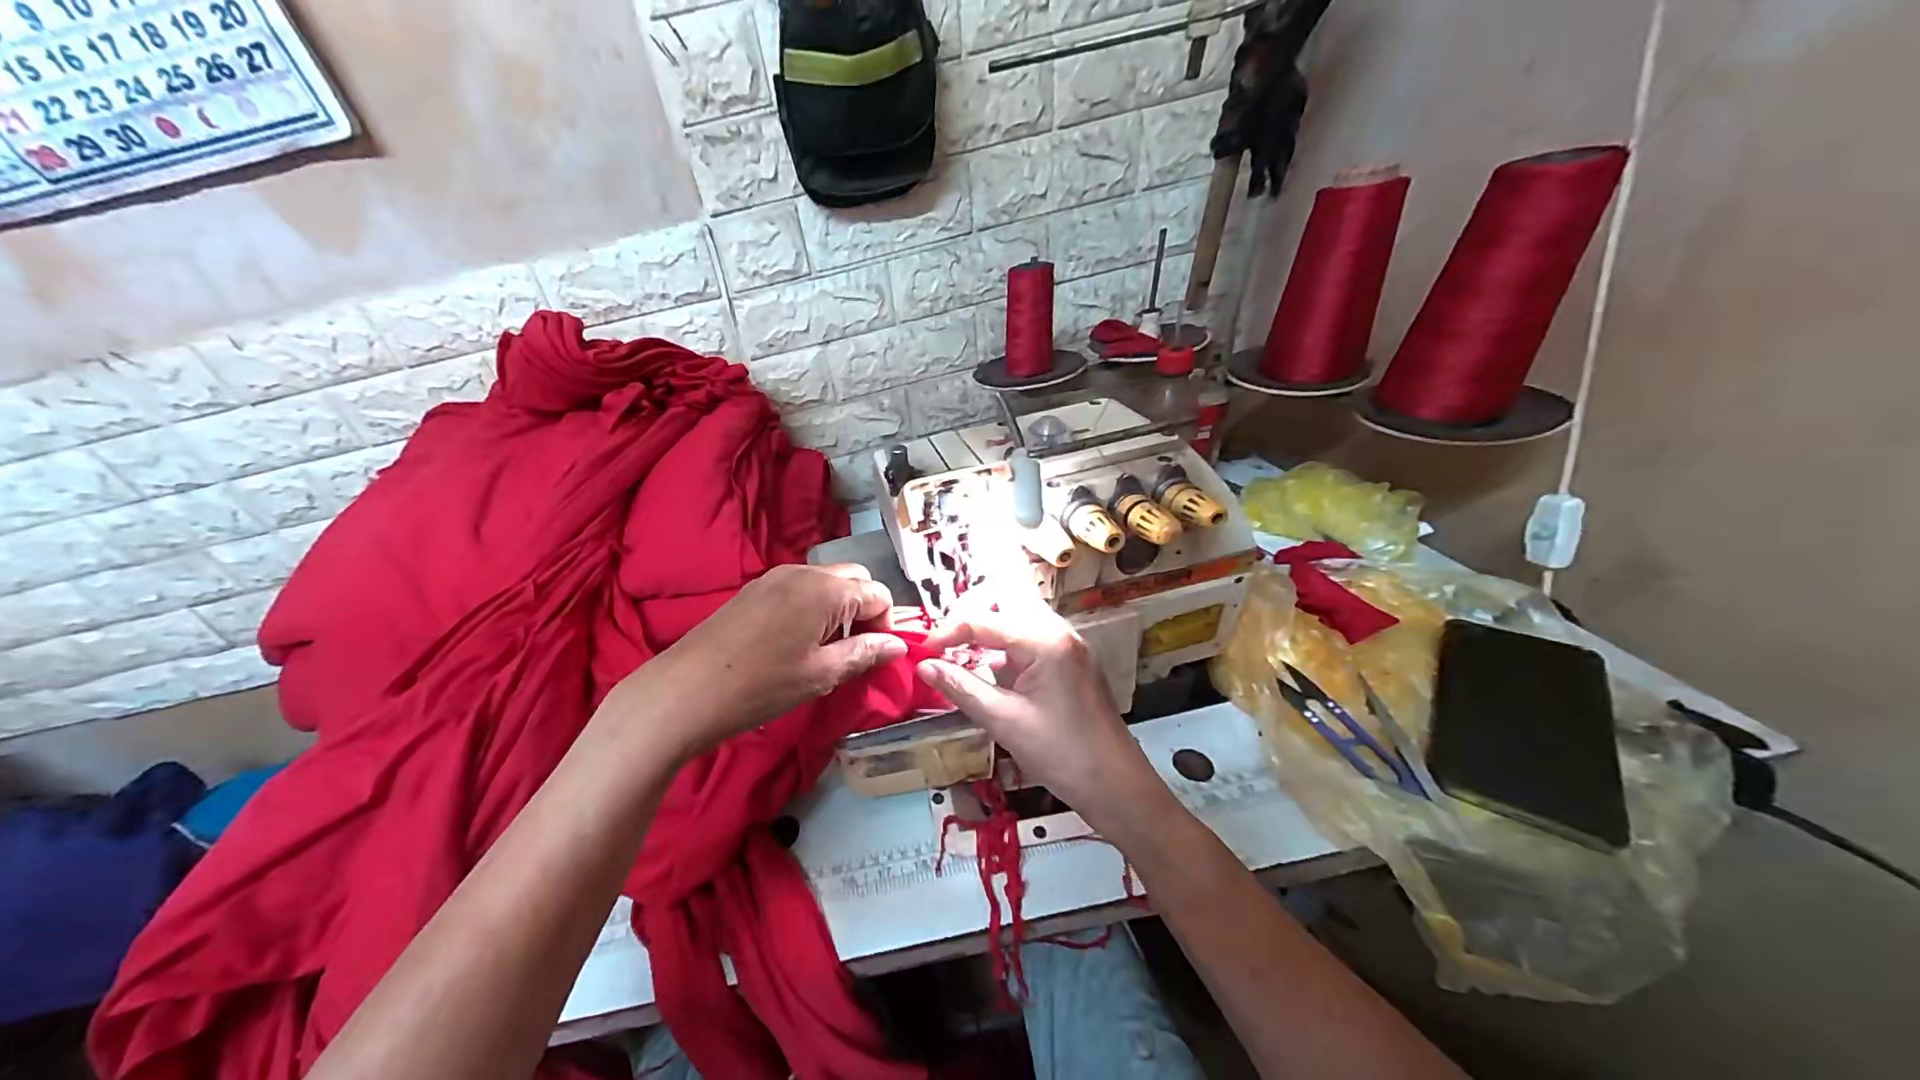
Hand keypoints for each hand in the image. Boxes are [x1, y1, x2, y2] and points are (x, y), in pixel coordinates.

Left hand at [601, 564, 906, 758]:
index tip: (874, 656)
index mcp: (826, 589)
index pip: (878, 593)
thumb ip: (865, 653)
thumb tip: (899, 645)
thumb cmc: (761, 685)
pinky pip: (799, 588)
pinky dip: (812, 608)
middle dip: (864, 610)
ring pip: (825, 583)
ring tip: (823, 650)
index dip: (886, 625)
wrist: (684, 691)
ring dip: (838, 608)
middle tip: (852, 651)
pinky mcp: (753, 590)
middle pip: (854, 579)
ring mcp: (774, 578)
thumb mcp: (821, 674)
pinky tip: (795, 643)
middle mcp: (803, 572)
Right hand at [915, 602, 1164, 823]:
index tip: (924, 651)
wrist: (1115, 784)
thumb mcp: (1003, 721)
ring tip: (961, 655)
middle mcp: (1060, 632)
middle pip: (1007, 600)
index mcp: (1045, 641)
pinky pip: (1032, 638)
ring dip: (989, 630)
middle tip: (946, 643)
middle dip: (972, 616)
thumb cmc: (1061, 754)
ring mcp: (1068, 645)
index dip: (948, 632)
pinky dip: (1006, 646)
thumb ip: (961, 688)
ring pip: (1020, 617)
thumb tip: (924, 666)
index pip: (985, 620)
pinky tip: (989, 671)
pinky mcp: (1070, 662)